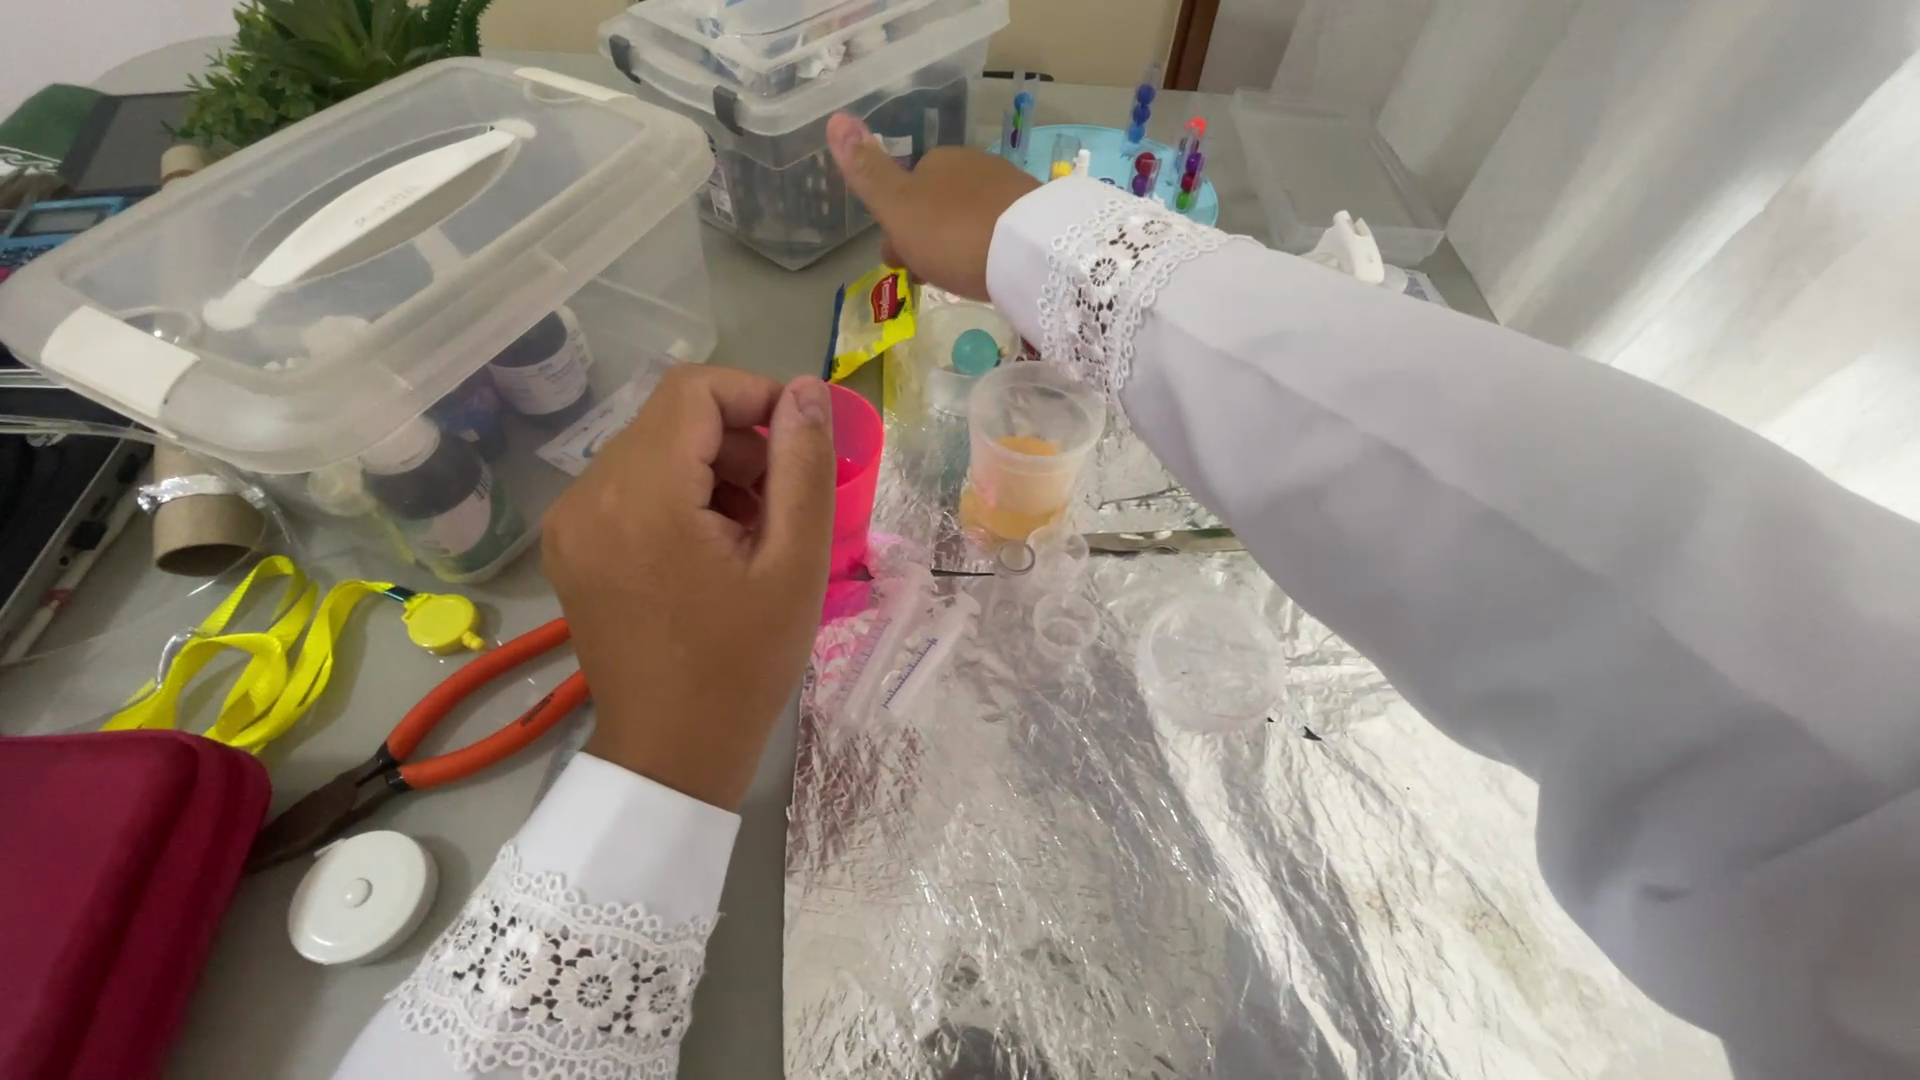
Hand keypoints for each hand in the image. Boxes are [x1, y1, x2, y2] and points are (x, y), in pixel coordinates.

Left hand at [543, 367, 837, 809]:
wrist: (673, 749)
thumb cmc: (745, 662)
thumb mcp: (795, 563)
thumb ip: (803, 466)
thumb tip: (805, 390)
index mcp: (642, 496)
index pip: (693, 390)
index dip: (755, 396)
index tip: (799, 441)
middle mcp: (588, 495)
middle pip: (671, 420)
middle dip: (738, 444)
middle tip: (781, 506)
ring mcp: (569, 522)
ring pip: (651, 451)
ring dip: (711, 472)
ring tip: (750, 534)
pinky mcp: (569, 546)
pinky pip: (629, 487)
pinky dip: (678, 496)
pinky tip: (709, 548)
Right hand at [827, 112, 1039, 300]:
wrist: (1026, 251)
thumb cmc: (952, 233)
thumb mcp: (897, 207)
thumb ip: (867, 172)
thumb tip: (835, 118)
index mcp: (935, 161)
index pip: (907, 189)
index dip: (897, 224)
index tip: (897, 260)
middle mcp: (972, 164)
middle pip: (938, 204)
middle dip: (927, 236)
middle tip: (925, 276)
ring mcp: (1007, 187)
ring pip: (968, 217)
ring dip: (956, 243)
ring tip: (957, 278)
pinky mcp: (1034, 215)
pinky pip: (997, 230)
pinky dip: (986, 248)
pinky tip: (988, 270)